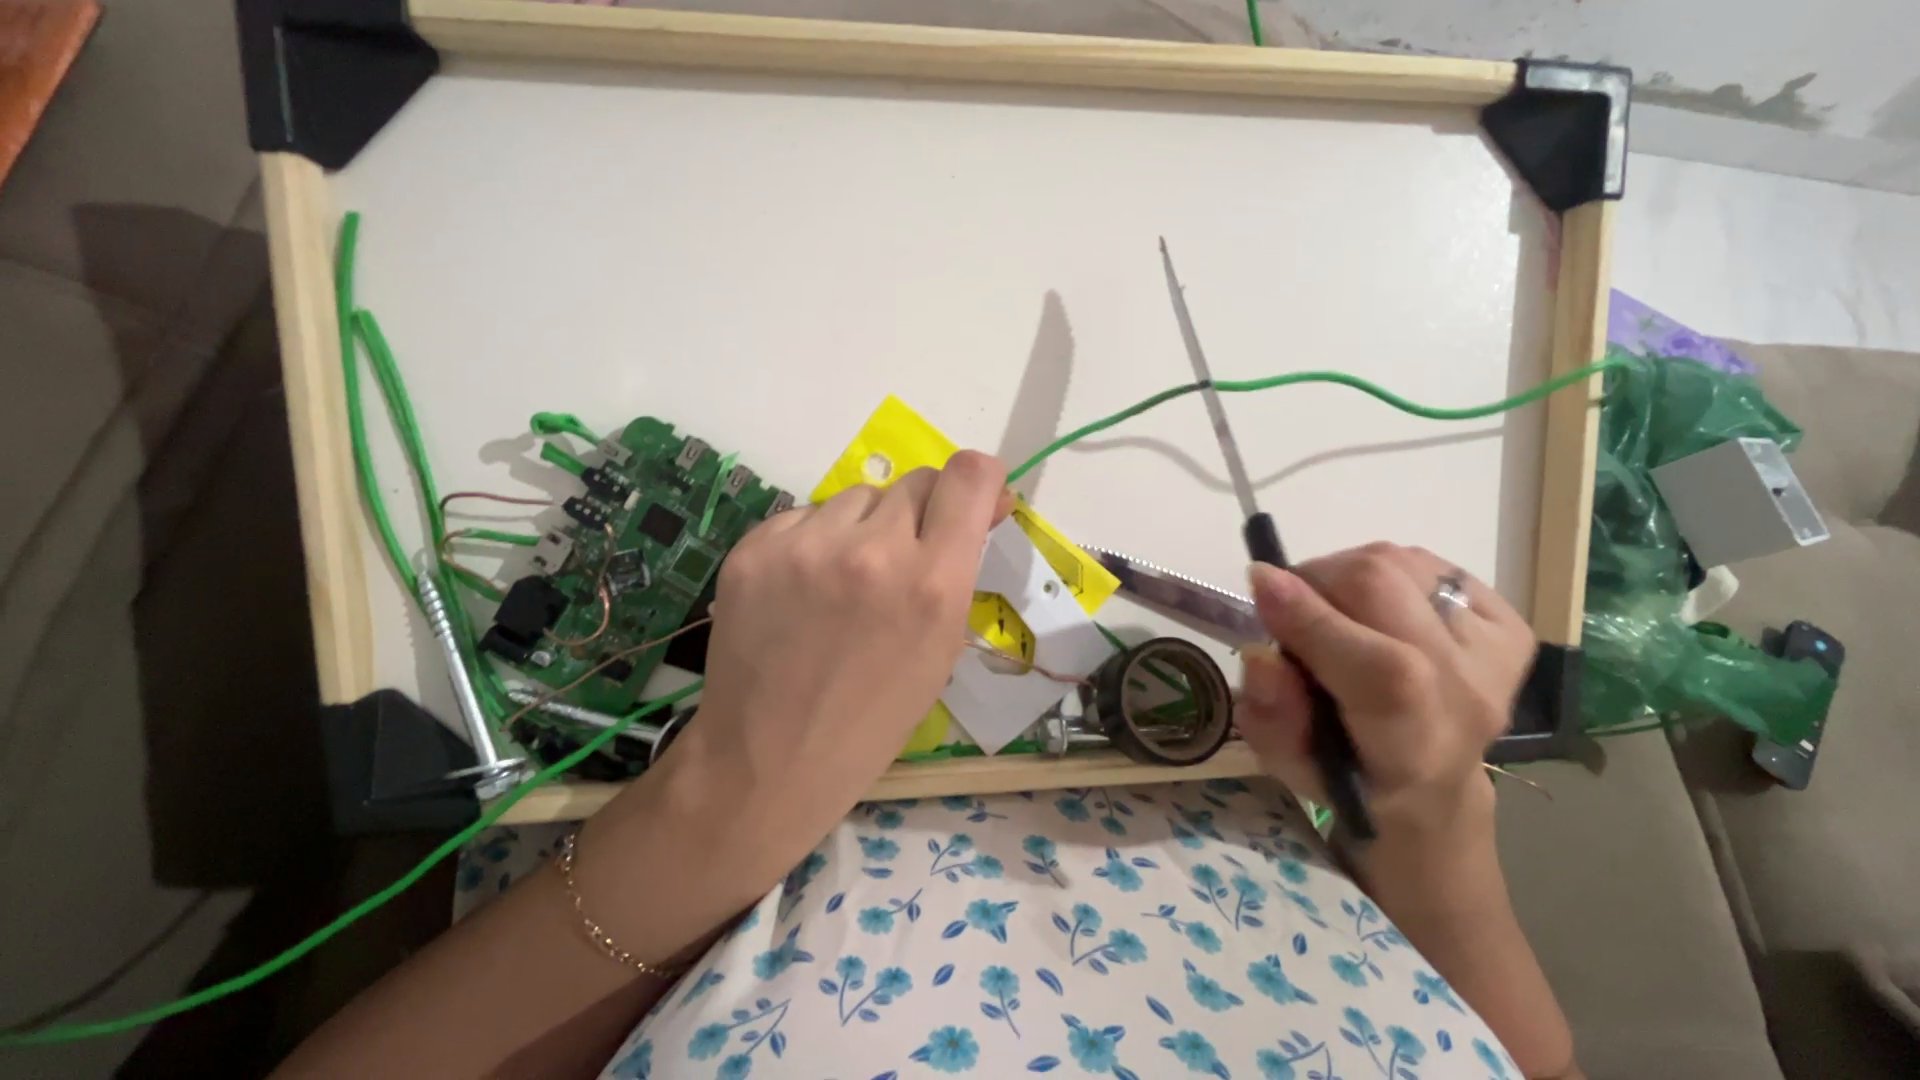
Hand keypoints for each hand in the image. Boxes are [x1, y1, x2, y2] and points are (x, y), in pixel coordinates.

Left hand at [667, 451, 1012, 848]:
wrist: (769, 758)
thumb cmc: (873, 719)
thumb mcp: (941, 651)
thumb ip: (959, 571)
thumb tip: (979, 508)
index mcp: (932, 583)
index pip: (968, 476)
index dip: (978, 479)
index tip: (974, 500)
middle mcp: (872, 550)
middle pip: (913, 483)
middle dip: (920, 513)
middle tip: (902, 559)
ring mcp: (806, 546)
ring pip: (856, 498)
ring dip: (862, 528)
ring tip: (843, 583)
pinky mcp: (754, 549)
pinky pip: (803, 517)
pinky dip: (813, 542)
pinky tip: (801, 590)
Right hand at [1234, 543, 1535, 841]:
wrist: (1433, 782)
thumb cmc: (1351, 777)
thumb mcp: (1292, 765)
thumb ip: (1273, 716)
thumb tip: (1260, 653)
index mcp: (1417, 743)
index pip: (1380, 666)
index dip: (1314, 618)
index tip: (1259, 583)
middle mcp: (1469, 689)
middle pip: (1383, 587)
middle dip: (1315, 581)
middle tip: (1290, 607)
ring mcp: (1494, 649)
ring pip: (1397, 561)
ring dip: (1342, 573)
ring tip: (1330, 610)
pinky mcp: (1506, 621)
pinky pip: (1425, 561)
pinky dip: (1380, 571)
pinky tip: (1372, 606)